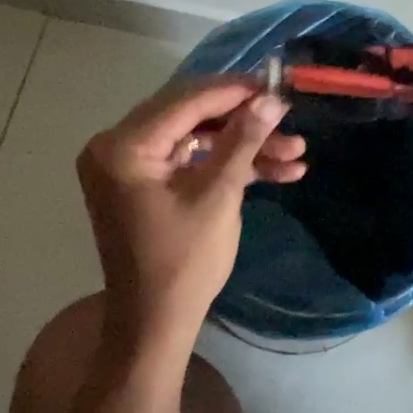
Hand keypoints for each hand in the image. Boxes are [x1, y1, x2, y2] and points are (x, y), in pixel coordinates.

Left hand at [77, 77, 306, 344]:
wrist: (156, 325)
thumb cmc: (183, 262)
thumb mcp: (218, 196)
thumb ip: (242, 141)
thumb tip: (271, 99)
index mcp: (123, 146)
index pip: (185, 101)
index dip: (236, 92)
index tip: (279, 87)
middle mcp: (116, 146)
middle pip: (191, 116)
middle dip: (245, 122)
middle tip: (289, 121)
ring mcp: (129, 166)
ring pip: (196, 139)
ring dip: (244, 146)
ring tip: (296, 154)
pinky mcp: (145, 184)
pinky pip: (188, 161)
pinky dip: (226, 165)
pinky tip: (277, 171)